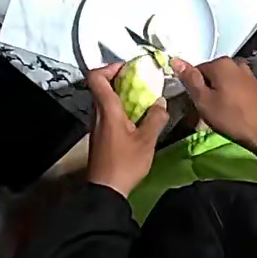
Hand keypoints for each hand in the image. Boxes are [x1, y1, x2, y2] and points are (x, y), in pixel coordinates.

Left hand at [86, 62, 167, 196]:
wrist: (106, 190)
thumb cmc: (125, 163)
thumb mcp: (146, 141)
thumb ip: (155, 118)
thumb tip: (161, 102)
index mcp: (107, 110)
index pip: (96, 78)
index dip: (109, 67)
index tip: (127, 69)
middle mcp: (97, 114)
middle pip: (100, 87)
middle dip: (119, 79)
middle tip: (139, 81)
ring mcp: (96, 125)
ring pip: (103, 101)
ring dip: (120, 95)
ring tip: (141, 99)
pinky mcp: (99, 136)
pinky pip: (106, 113)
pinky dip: (119, 109)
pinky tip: (136, 118)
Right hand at [174, 57, 256, 152]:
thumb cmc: (230, 117)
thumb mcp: (203, 100)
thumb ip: (190, 79)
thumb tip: (175, 60)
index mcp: (221, 63)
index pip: (195, 71)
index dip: (193, 89)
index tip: (196, 104)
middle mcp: (235, 63)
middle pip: (210, 75)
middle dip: (206, 90)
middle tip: (206, 110)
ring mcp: (247, 73)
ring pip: (222, 81)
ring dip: (217, 94)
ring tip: (219, 112)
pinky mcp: (255, 85)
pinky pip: (234, 86)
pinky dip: (229, 96)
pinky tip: (231, 110)